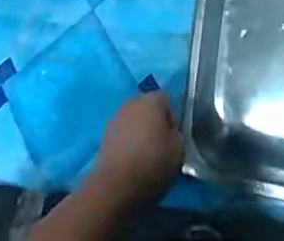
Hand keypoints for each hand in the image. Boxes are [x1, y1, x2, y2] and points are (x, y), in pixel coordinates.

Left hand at [87, 92, 184, 208]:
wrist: (116, 184)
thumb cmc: (152, 163)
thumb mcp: (178, 152)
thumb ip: (176, 136)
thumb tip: (169, 133)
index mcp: (152, 100)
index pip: (166, 100)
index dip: (172, 119)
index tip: (173, 139)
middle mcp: (133, 102)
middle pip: (148, 108)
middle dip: (155, 123)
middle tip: (160, 146)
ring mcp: (116, 116)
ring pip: (134, 120)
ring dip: (140, 132)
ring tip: (144, 155)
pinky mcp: (105, 133)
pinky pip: (123, 132)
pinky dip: (128, 142)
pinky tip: (131, 160)